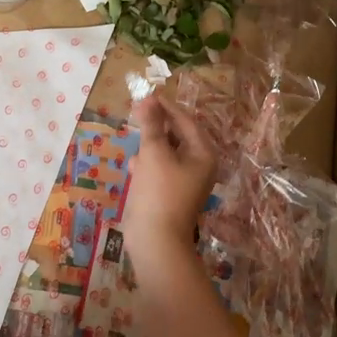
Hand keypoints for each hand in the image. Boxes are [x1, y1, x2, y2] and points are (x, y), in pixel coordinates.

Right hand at [122, 96, 216, 268]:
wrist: (155, 241)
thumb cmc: (159, 192)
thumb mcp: (154, 153)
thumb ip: (151, 124)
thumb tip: (148, 98)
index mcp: (202, 153)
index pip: (185, 120)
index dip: (166, 106)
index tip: (146, 95)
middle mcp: (198, 165)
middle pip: (177, 135)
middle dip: (157, 124)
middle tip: (137, 111)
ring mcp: (184, 181)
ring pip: (166, 151)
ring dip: (150, 143)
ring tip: (134, 133)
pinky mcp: (169, 193)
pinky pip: (159, 169)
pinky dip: (148, 163)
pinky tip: (134, 165)